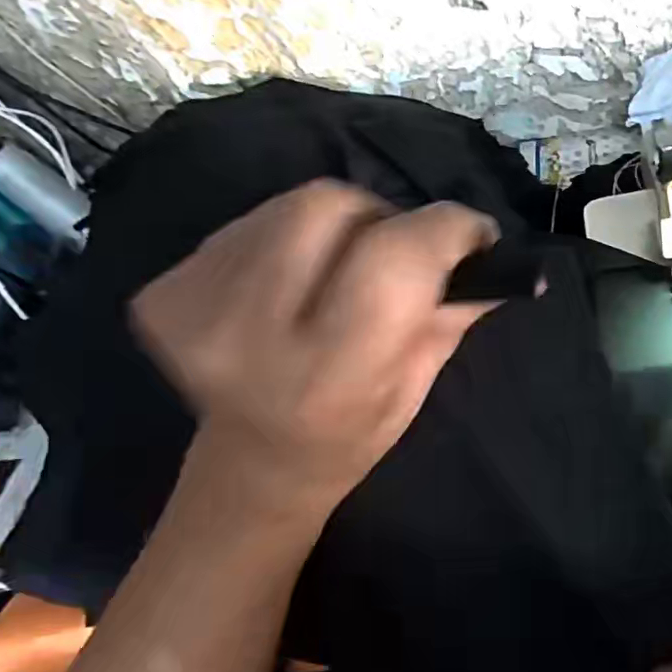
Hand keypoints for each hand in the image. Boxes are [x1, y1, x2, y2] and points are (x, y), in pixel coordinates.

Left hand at [131, 180, 500, 518]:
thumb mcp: (416, 386)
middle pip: (329, 204)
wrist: (252, 467)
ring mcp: (197, 312)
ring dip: (332, 225)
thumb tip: (509, 259)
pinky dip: (285, 237)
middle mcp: (253, 337)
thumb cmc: (350, 436)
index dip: (446, 227)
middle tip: (394, 248)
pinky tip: (290, 282)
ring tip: (339, 268)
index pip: (396, 258)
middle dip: (379, 215)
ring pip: (287, 205)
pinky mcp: (163, 294)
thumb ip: (455, 312)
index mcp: (329, 374)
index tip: (473, 232)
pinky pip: (246, 223)